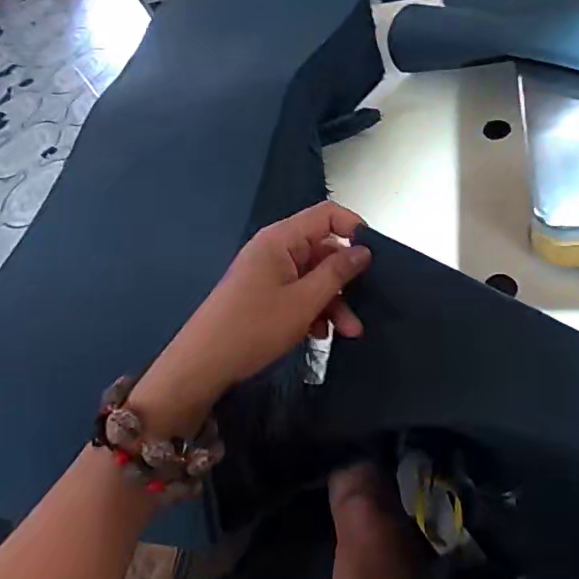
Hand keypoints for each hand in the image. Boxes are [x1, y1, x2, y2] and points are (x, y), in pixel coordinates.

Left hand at [130, 201, 371, 432]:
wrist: (202, 364)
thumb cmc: (254, 327)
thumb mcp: (304, 302)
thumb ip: (337, 273)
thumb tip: (364, 250)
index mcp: (281, 239)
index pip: (327, 215)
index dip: (354, 228)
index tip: (376, 256)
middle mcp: (275, 249)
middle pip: (323, 250)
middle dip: (346, 280)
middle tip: (363, 309)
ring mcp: (268, 272)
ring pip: (313, 277)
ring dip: (332, 302)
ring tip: (347, 333)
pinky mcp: (263, 294)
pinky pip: (298, 293)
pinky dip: (313, 311)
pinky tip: (318, 335)